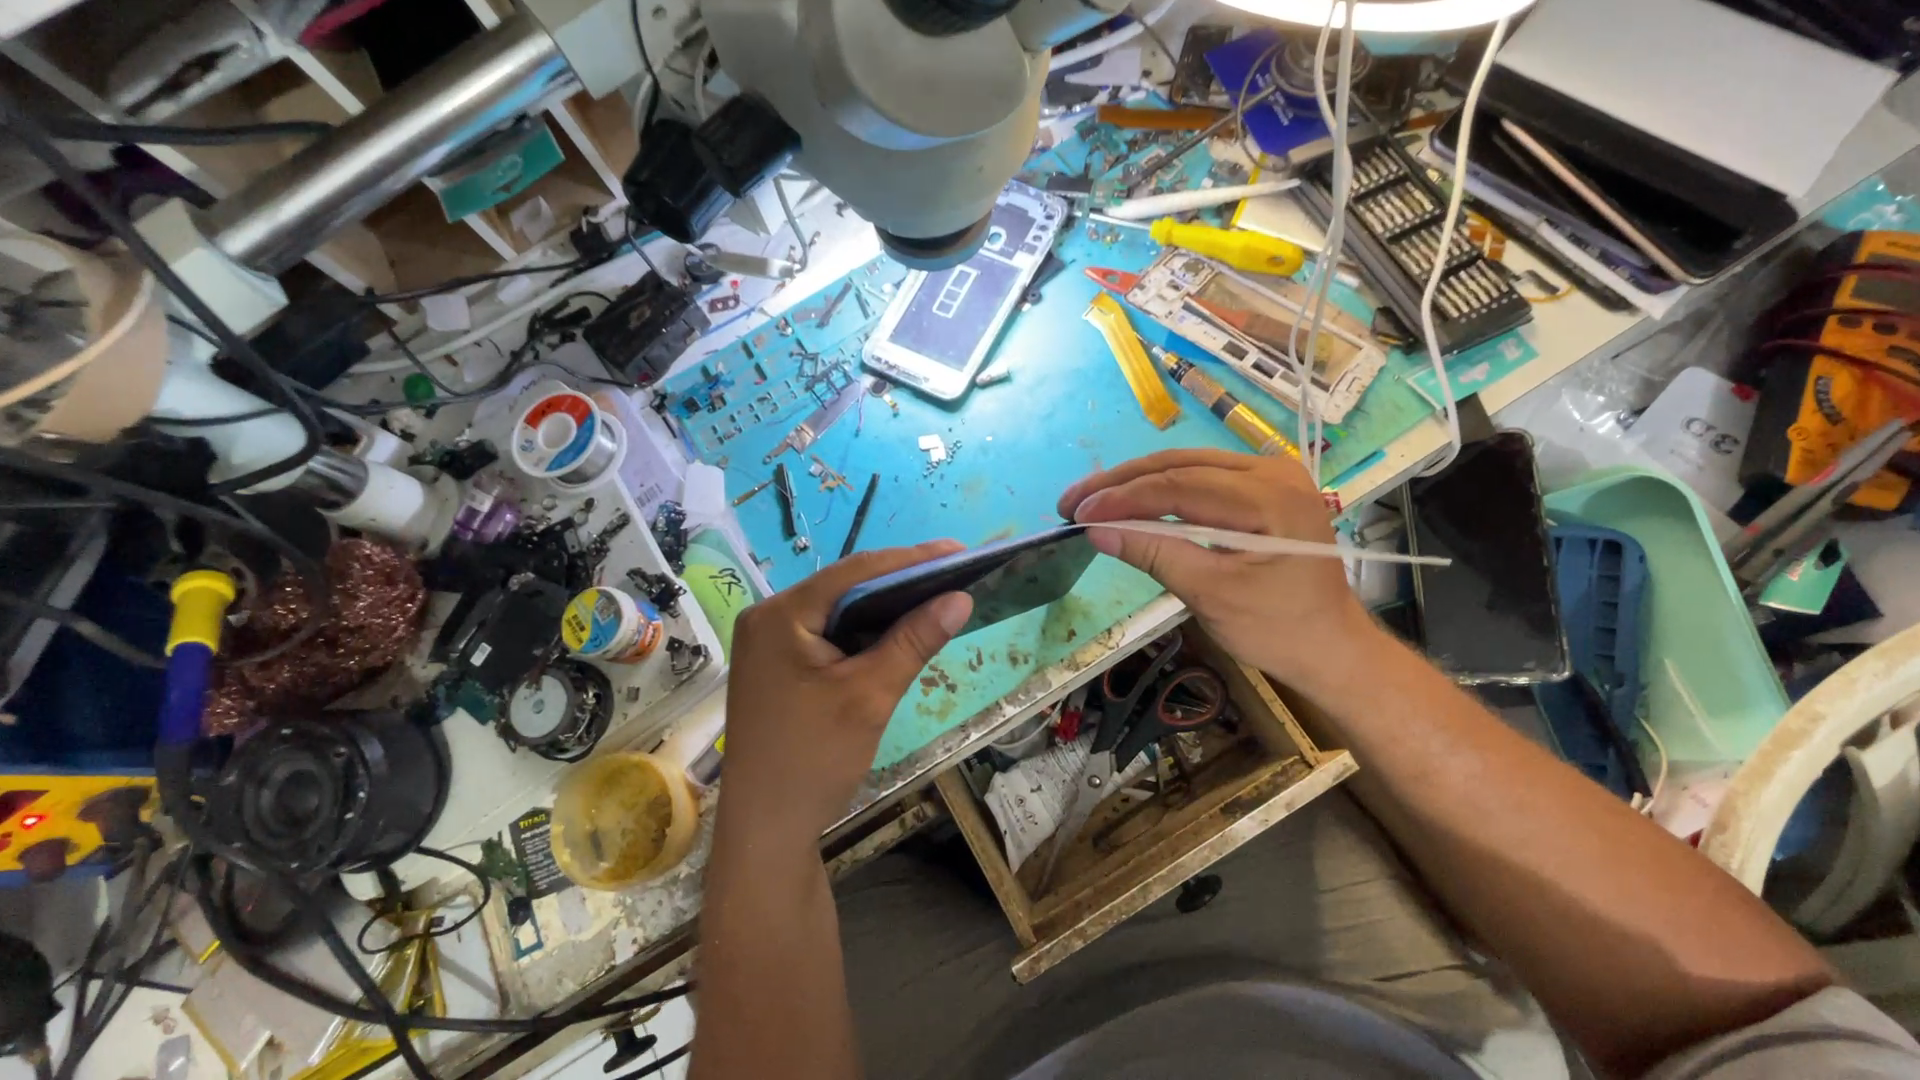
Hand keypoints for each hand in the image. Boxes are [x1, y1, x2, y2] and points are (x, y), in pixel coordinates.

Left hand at [719, 542, 974, 846]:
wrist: (766, 828)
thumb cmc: (814, 759)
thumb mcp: (870, 696)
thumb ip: (913, 641)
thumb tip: (960, 598)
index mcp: (780, 615)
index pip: (854, 573)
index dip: (910, 560)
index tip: (959, 551)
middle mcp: (768, 618)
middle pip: (843, 587)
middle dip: (899, 581)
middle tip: (954, 572)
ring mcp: (768, 643)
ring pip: (836, 610)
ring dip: (883, 607)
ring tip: (936, 596)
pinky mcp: (777, 665)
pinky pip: (827, 633)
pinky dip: (862, 632)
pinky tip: (897, 630)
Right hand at [1058, 449, 1377, 687]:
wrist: (1331, 647)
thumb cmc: (1276, 629)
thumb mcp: (1210, 594)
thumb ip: (1154, 553)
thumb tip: (1095, 530)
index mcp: (1269, 497)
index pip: (1178, 485)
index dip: (1121, 498)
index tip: (1077, 514)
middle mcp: (1273, 471)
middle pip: (1181, 465)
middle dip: (1121, 483)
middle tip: (1072, 501)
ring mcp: (1273, 475)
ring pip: (1188, 466)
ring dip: (1137, 483)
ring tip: (1092, 500)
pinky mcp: (1266, 489)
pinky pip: (1204, 478)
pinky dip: (1164, 490)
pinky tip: (1132, 501)